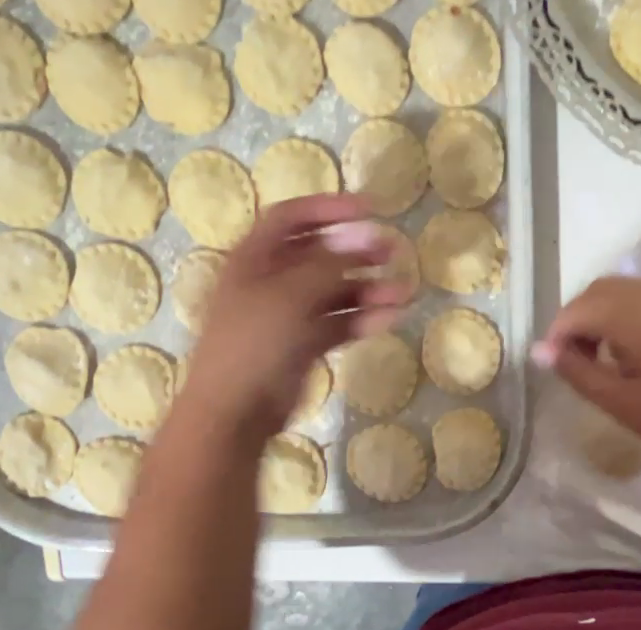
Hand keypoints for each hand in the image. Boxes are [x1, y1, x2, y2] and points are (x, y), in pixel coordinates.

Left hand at [183, 195, 409, 433]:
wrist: (235, 411)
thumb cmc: (252, 344)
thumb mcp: (290, 296)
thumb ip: (331, 264)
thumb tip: (368, 231)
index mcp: (254, 257)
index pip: (292, 218)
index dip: (329, 208)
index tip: (370, 208)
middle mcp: (271, 280)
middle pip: (319, 255)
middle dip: (358, 251)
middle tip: (394, 250)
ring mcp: (289, 314)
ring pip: (335, 293)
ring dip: (369, 289)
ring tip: (405, 291)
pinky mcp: (305, 345)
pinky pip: (338, 324)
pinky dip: (363, 319)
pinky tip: (391, 317)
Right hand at [532, 277, 640, 464]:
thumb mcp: (621, 402)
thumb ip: (577, 372)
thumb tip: (541, 351)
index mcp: (633, 314)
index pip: (578, 309)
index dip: (557, 334)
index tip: (551, 364)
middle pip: (601, 290)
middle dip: (578, 318)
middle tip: (574, 359)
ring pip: (628, 291)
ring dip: (606, 315)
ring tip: (605, 359)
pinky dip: (632, 315)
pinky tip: (639, 353)